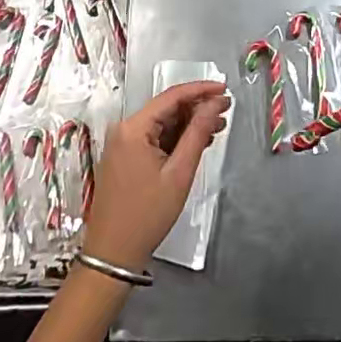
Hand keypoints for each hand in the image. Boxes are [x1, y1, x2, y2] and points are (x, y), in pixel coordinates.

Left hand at [80, 80, 228, 271]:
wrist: (113, 251)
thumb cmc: (148, 213)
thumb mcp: (179, 172)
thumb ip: (198, 133)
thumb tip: (215, 104)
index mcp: (133, 128)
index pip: (171, 96)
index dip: (200, 90)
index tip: (225, 89)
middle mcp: (124, 129)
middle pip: (166, 109)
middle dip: (197, 108)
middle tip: (227, 111)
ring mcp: (122, 144)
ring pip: (162, 125)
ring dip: (189, 124)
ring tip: (219, 128)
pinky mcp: (125, 158)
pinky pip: (154, 139)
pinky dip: (175, 139)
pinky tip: (197, 142)